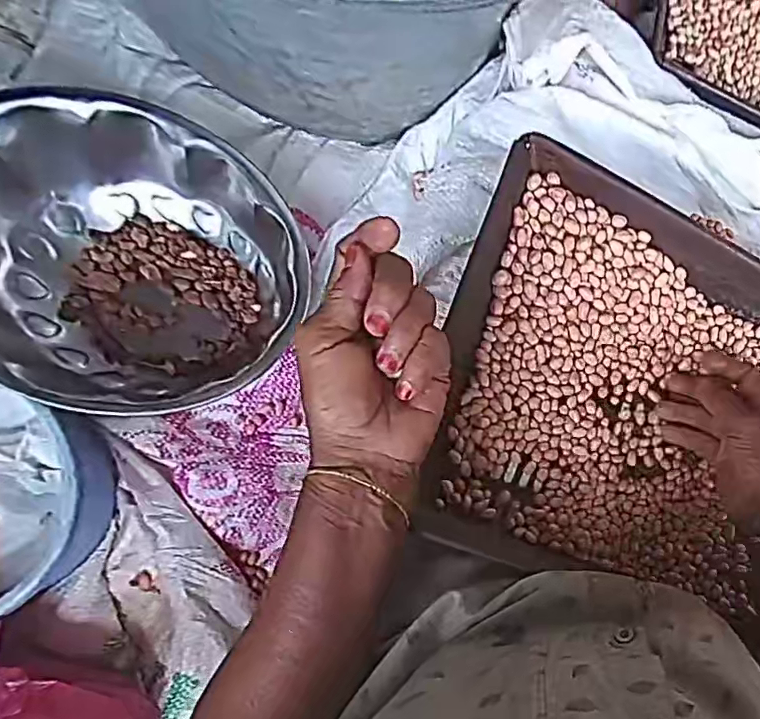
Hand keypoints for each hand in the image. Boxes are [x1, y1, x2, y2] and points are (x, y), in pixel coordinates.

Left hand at [295, 217, 450, 499]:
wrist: (366, 448)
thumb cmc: (334, 403)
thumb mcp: (321, 340)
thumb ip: (342, 295)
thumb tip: (358, 253)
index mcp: (349, 307)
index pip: (366, 259)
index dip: (374, 239)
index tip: (385, 229)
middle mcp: (384, 317)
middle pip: (401, 274)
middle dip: (388, 298)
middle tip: (372, 330)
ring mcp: (413, 339)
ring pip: (423, 307)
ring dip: (402, 340)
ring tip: (386, 371)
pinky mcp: (437, 363)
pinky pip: (438, 343)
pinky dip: (419, 366)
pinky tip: (404, 388)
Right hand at [655, 351, 759, 533]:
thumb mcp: (743, 428)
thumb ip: (721, 401)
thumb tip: (700, 380)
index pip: (743, 376)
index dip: (721, 366)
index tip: (697, 359)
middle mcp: (751, 419)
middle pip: (719, 395)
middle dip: (693, 388)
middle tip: (667, 384)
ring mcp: (735, 439)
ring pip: (706, 417)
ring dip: (683, 411)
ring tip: (659, 407)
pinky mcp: (722, 458)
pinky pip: (700, 439)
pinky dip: (683, 434)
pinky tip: (665, 430)